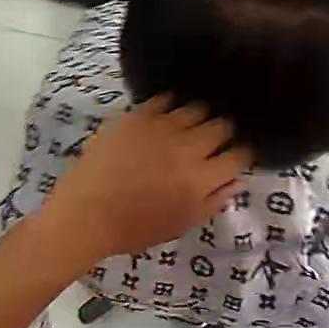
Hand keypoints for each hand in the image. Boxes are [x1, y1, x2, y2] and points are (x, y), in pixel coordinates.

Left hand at [36, 98, 250, 264]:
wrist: (85, 214)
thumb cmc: (135, 228)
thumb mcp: (182, 224)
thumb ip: (214, 201)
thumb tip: (237, 180)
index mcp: (202, 178)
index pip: (238, 156)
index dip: (243, 154)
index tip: (238, 156)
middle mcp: (188, 147)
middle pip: (222, 126)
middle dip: (225, 133)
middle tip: (215, 141)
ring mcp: (162, 127)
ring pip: (197, 108)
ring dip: (201, 117)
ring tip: (192, 125)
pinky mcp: (137, 116)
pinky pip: (164, 99)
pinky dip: (172, 105)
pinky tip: (169, 113)